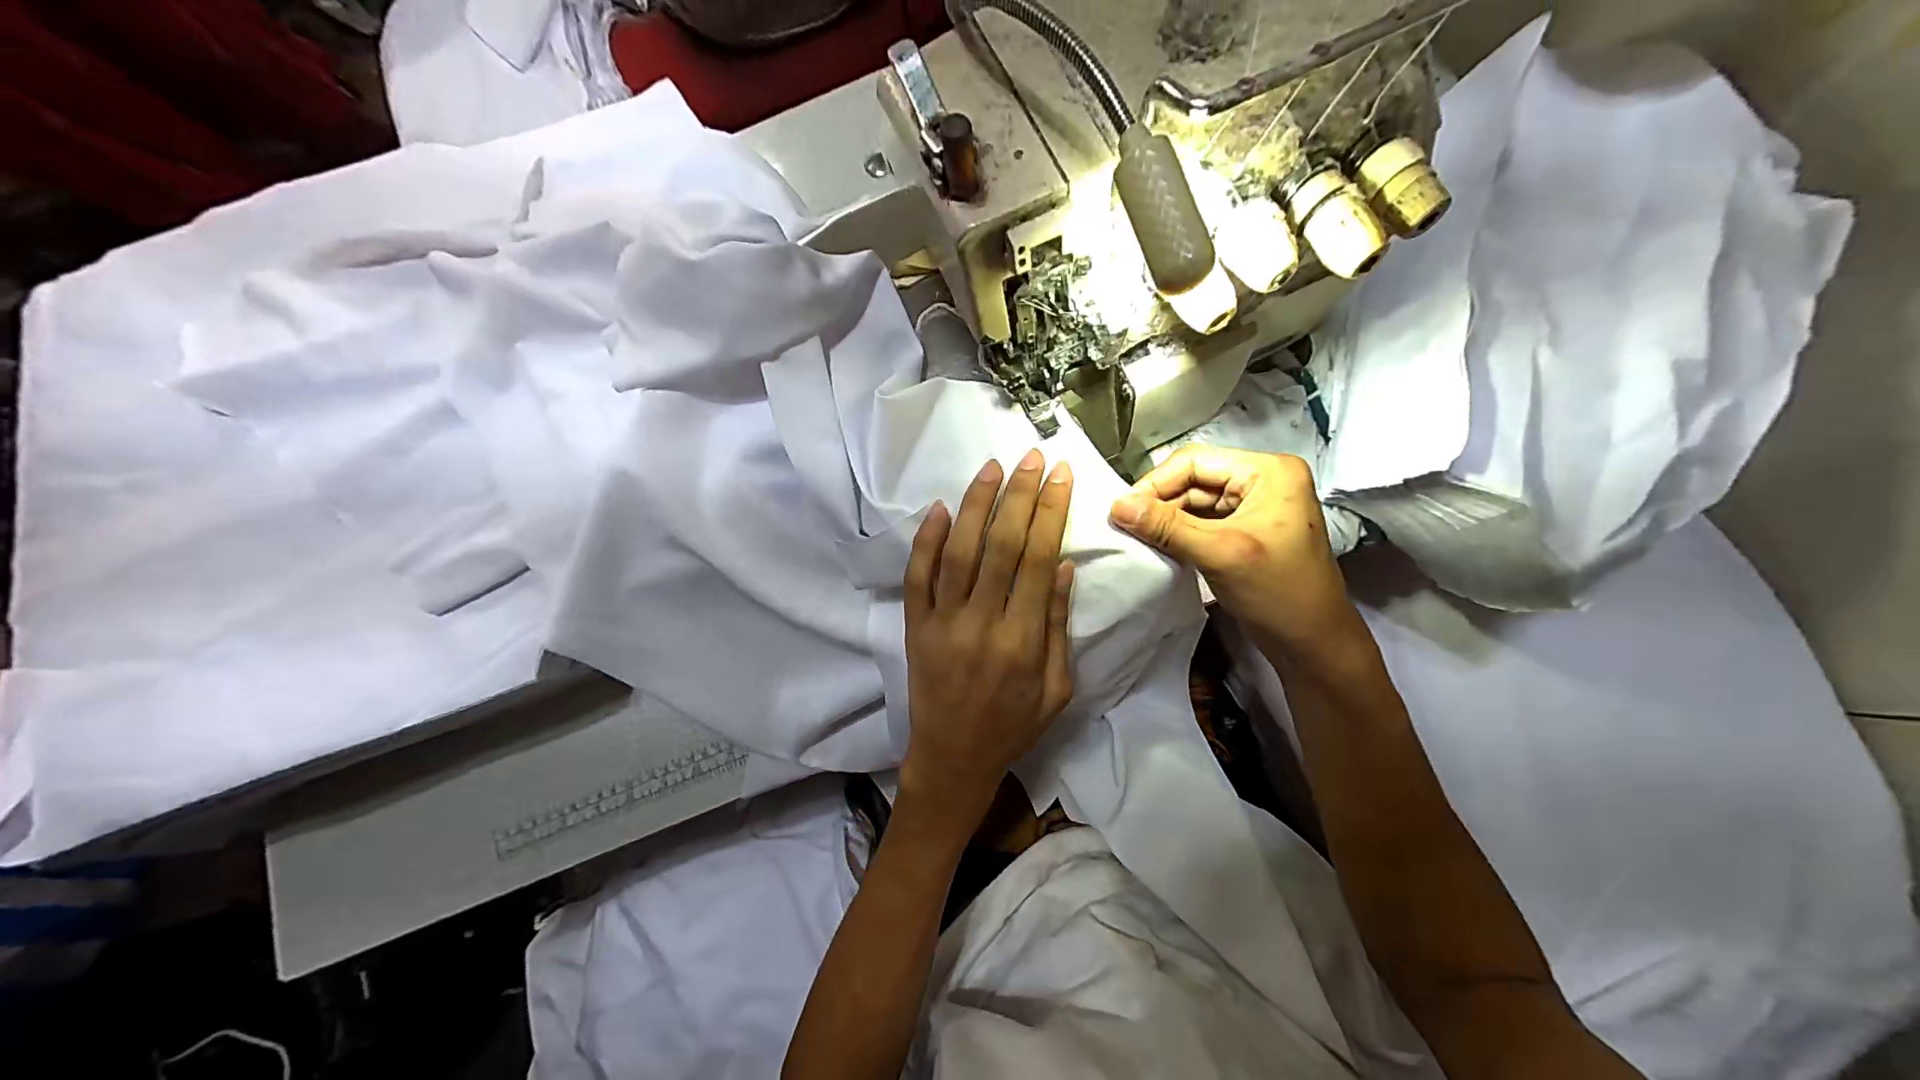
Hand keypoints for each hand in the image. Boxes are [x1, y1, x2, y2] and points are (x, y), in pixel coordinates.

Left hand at [900, 449, 1075, 831]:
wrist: (954, 758)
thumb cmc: (1014, 726)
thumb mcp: (1057, 687)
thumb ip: (1059, 626)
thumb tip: (1062, 566)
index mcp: (1023, 639)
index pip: (1038, 559)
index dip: (1051, 512)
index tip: (1060, 476)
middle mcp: (981, 624)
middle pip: (1001, 545)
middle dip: (1019, 495)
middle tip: (1031, 457)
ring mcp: (942, 623)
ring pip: (958, 552)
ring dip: (976, 505)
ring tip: (992, 468)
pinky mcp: (914, 627)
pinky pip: (916, 577)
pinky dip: (926, 541)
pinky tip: (941, 508)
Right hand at [1108, 447, 1365, 669]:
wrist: (1312, 644)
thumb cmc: (1276, 592)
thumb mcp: (1218, 553)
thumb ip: (1166, 526)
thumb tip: (1116, 506)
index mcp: (1269, 471)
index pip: (1196, 461)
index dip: (1156, 483)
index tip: (1122, 511)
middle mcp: (1263, 480)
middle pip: (1194, 478)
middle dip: (1160, 502)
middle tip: (1125, 526)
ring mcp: (1255, 506)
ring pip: (1195, 501)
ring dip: (1167, 518)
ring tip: (1137, 537)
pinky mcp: (1246, 530)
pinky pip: (1203, 521)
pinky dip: (1179, 532)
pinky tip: (1158, 545)